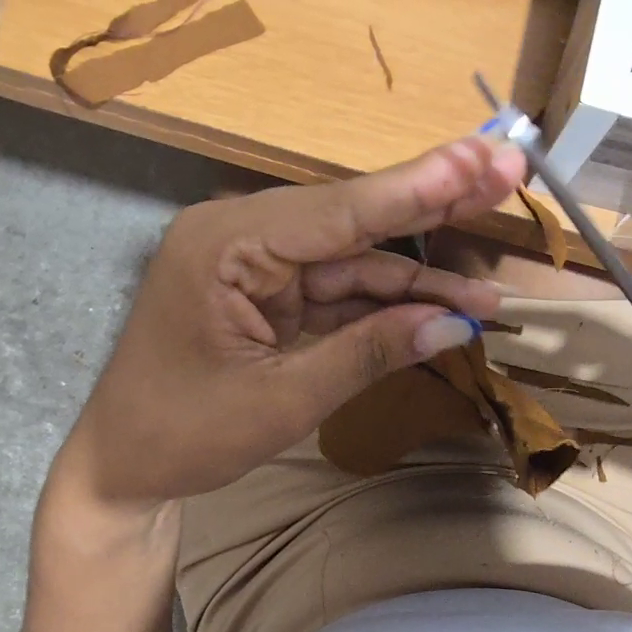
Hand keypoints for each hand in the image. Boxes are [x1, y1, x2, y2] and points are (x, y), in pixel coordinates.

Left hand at [56, 136, 526, 507]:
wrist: (125, 471)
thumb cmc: (186, 435)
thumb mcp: (283, 399)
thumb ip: (368, 354)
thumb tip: (454, 326)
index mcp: (227, 245)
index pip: (339, 212)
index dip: (419, 190)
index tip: (484, 161)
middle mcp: (242, 239)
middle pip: (351, 220)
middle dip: (430, 209)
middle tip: (506, 174)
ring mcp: (254, 269)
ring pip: (350, 262)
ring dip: (415, 281)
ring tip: (487, 290)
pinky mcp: (265, 300)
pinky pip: (334, 295)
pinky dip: (382, 309)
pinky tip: (436, 314)